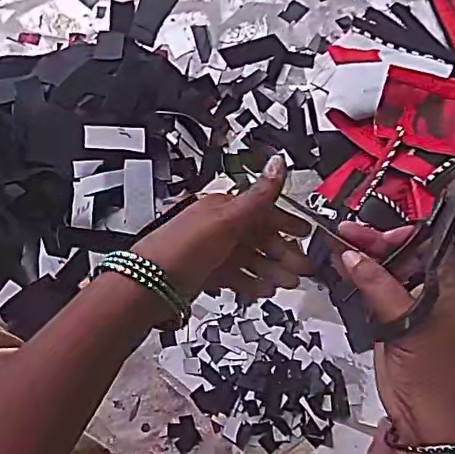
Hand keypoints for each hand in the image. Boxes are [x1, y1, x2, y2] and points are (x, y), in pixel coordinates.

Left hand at [131, 155, 313, 299]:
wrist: (149, 285)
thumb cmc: (180, 248)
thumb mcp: (226, 219)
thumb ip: (257, 196)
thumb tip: (277, 164)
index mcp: (222, 208)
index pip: (263, 211)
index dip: (287, 223)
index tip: (306, 233)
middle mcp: (217, 228)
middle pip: (259, 237)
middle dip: (283, 251)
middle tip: (303, 265)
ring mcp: (211, 253)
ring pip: (249, 258)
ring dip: (272, 269)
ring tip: (288, 281)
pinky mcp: (205, 275)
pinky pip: (236, 276)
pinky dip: (252, 282)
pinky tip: (263, 289)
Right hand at [334, 223, 454, 444]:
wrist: (429, 417)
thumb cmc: (438, 377)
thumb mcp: (409, 323)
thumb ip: (379, 286)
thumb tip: (355, 257)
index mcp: (451, 286)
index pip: (427, 244)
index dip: (400, 234)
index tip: (373, 233)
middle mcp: (432, 292)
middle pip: (402, 254)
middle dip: (374, 244)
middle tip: (347, 236)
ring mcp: (410, 306)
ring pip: (385, 271)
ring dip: (362, 260)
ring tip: (339, 249)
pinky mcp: (390, 321)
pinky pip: (372, 292)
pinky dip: (356, 280)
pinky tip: (341, 271)